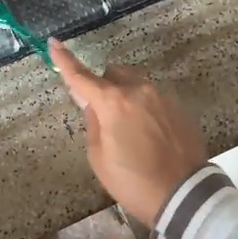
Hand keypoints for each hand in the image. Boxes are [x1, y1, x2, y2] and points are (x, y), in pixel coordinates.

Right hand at [50, 39, 205, 223]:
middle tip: (105, 116)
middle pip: (112, 73)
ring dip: (125, 95)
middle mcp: (138, 89)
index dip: (64, 60)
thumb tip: (93, 103)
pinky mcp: (178, 104)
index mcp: (113, 103)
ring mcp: (161, 94)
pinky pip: (153, 95)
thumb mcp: (99, 158)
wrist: (184, 195)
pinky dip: (144, 106)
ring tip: (131, 128)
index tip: (53, 43)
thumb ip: (93, 122)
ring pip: (135, 82)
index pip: (81, 76)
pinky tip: (150, 133)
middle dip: (104, 87)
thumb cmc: (134, 182)